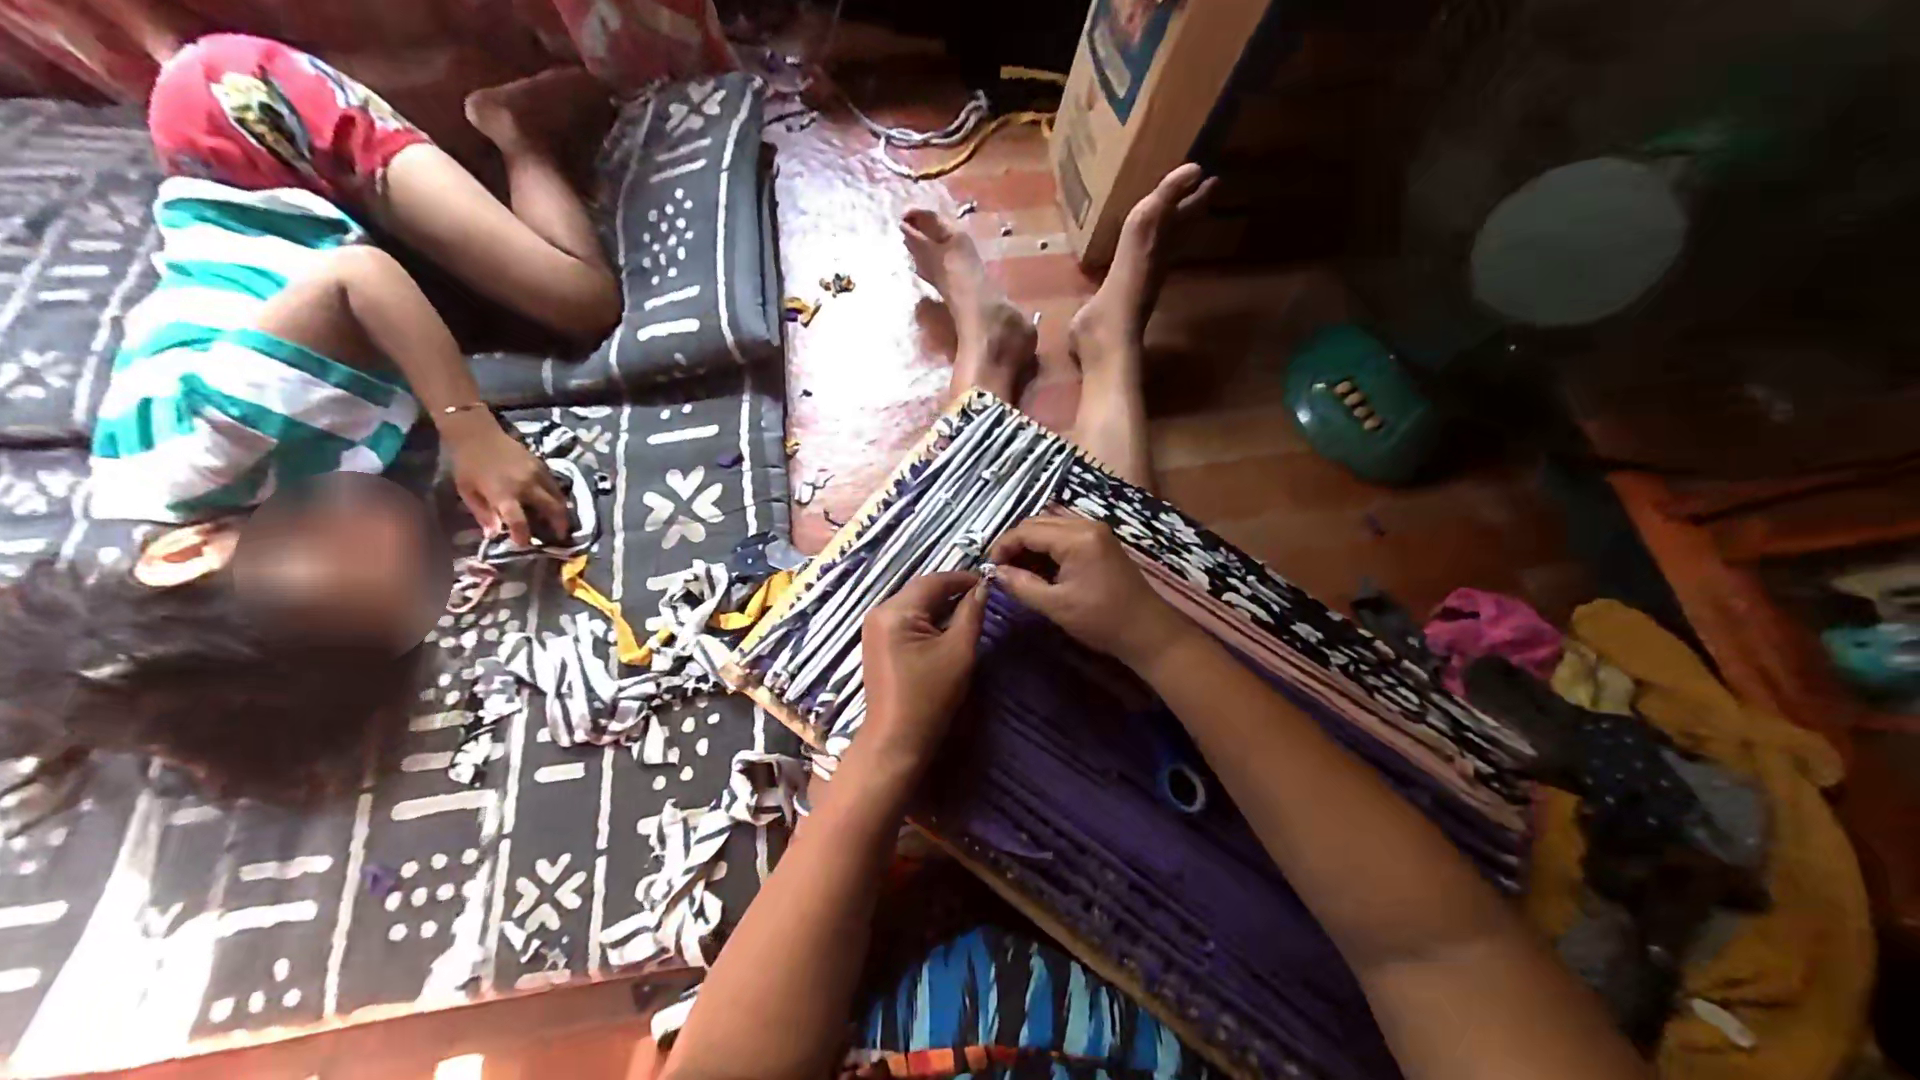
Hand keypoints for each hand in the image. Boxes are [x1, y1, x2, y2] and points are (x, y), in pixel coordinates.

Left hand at [443, 412, 570, 546]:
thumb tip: (494, 534)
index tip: (524, 543)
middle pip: (551, 509)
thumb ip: (482, 513)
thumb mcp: (466, 491)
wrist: (477, 434)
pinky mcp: (543, 466)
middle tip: (560, 536)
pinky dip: (558, 497)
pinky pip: (556, 485)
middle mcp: (526, 485)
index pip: (519, 521)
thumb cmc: (467, 464)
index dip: (523, 535)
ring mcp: (538, 474)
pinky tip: (554, 502)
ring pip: (559, 497)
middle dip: (559, 525)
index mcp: (504, 494)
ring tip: (561, 522)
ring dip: (562, 511)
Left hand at [859, 571, 989, 769]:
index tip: (989, 580)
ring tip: (969, 610)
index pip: (933, 581)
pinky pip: (906, 618)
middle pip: (921, 589)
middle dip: (951, 590)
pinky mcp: (878, 640)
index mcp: (895, 611)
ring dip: (940, 604)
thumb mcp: (959, 652)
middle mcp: (879, 611)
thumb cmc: (930, 696)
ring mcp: (875, 626)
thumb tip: (983, 587)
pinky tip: (947, 626)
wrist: (897, 739)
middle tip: (982, 595)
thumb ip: (971, 614)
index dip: (962, 578)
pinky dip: (928, 618)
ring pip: (914, 603)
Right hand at [988, 516, 1191, 668]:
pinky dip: (1048, 548)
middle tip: (1002, 570)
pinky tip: (1039, 570)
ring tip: (1017, 572)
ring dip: (1031, 546)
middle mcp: (1086, 525)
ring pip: (1050, 527)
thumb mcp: (1055, 605)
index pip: (1027, 531)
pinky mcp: (1100, 542)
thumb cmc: (1101, 620)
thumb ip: (1021, 585)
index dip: (1003, 547)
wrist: (1147, 631)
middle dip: (1016, 544)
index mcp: (1076, 538)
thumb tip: (996, 573)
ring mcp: (1096, 532)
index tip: (991, 568)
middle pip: (1038, 523)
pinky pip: (1065, 535)